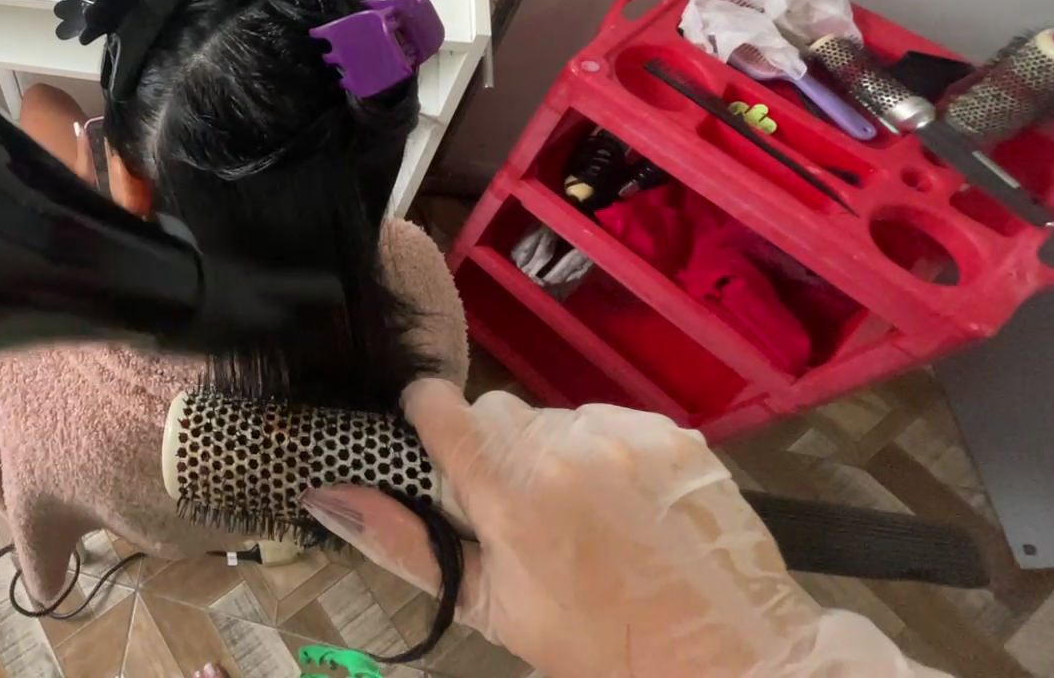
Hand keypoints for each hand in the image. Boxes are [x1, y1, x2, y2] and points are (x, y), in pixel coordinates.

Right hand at [302, 380, 943, 677]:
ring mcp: (618, 435)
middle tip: (521, 508)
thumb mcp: (487, 605)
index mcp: (510, 493)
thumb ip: (399, 541)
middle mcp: (560, 448)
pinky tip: (624, 498)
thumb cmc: (594, 644)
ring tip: (580, 508)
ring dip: (546, 449)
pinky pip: (600, 418)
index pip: (436, 402)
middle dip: (491, 447)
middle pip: (491, 411)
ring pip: (544, 414)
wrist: (730, 662)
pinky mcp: (665, 431)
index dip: (427, 416)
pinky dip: (599, 448)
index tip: (438, 446)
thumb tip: (323, 495)